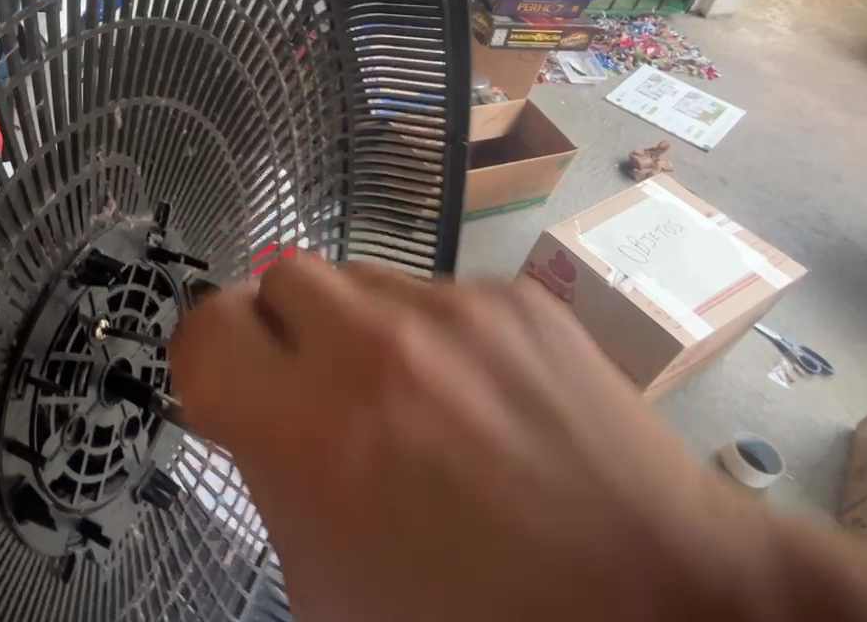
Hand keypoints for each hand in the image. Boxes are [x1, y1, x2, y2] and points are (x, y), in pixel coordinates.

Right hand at [168, 252, 760, 621]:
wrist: (662, 603)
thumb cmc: (472, 617)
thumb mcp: (327, 583)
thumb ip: (269, 471)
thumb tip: (250, 403)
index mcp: (310, 430)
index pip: (205, 328)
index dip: (211, 359)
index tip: (235, 387)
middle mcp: (373, 346)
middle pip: (275, 278)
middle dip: (283, 330)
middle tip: (321, 387)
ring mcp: (450, 309)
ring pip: (353, 278)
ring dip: (356, 328)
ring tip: (410, 396)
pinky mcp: (513, 296)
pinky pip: (428, 290)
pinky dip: (429, 333)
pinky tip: (474, 395)